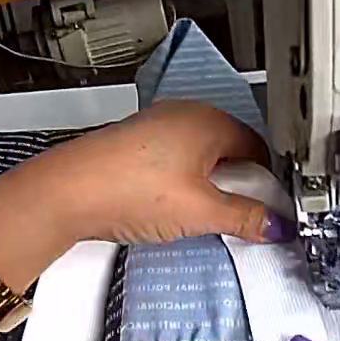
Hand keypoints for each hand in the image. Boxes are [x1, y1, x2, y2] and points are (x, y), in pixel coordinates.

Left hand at [0, 102, 288, 285]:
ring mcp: (157, 126)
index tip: (270, 207)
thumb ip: (244, 218)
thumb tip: (273, 225)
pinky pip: (177, 158)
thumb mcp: (201, 211)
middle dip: (240, 182)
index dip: (269, 180)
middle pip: (231, 149)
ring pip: (202, 155)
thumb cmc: (132, 190)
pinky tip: (174, 205)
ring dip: (212, 183)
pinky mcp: (136, 142)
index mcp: (209, 122)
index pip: (259, 146)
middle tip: (239, 215)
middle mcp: (185, 115)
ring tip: (204, 214)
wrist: (66, 192)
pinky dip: (186, 180)